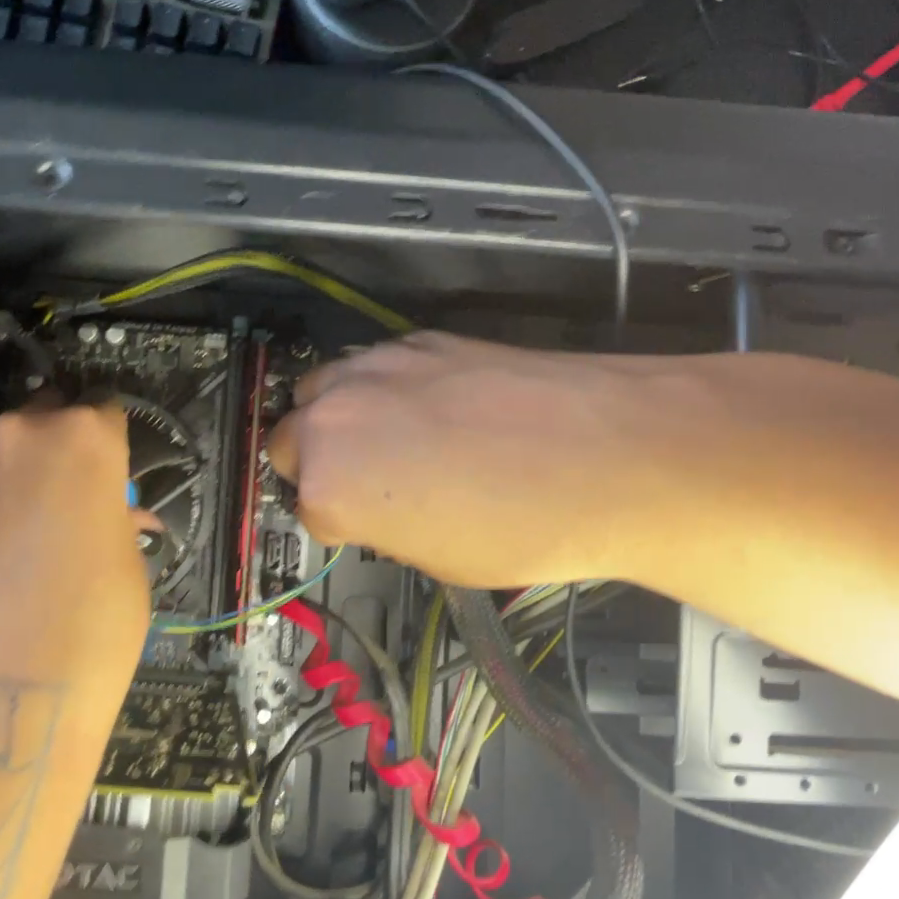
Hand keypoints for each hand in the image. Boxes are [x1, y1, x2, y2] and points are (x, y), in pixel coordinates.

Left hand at [0, 405, 152, 676]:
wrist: (4, 683)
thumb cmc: (95, 620)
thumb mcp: (130, 563)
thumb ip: (116, 521)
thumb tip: (116, 520)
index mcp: (85, 437)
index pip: (105, 409)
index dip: (111, 441)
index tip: (114, 470)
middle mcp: (21, 436)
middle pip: (46, 419)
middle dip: (61, 447)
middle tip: (73, 500)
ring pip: (1, 455)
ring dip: (17, 478)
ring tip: (28, 535)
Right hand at [267, 332, 723, 588]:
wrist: (609, 455)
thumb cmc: (527, 525)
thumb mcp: (435, 557)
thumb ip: (379, 523)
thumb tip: (377, 505)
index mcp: (328, 485)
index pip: (302, 507)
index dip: (334, 521)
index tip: (359, 525)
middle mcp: (335, 418)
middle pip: (290, 438)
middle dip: (318, 464)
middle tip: (364, 485)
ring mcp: (375, 370)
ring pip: (320, 390)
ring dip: (339, 417)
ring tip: (389, 441)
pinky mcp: (417, 342)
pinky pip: (372, 365)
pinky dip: (382, 388)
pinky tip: (429, 409)